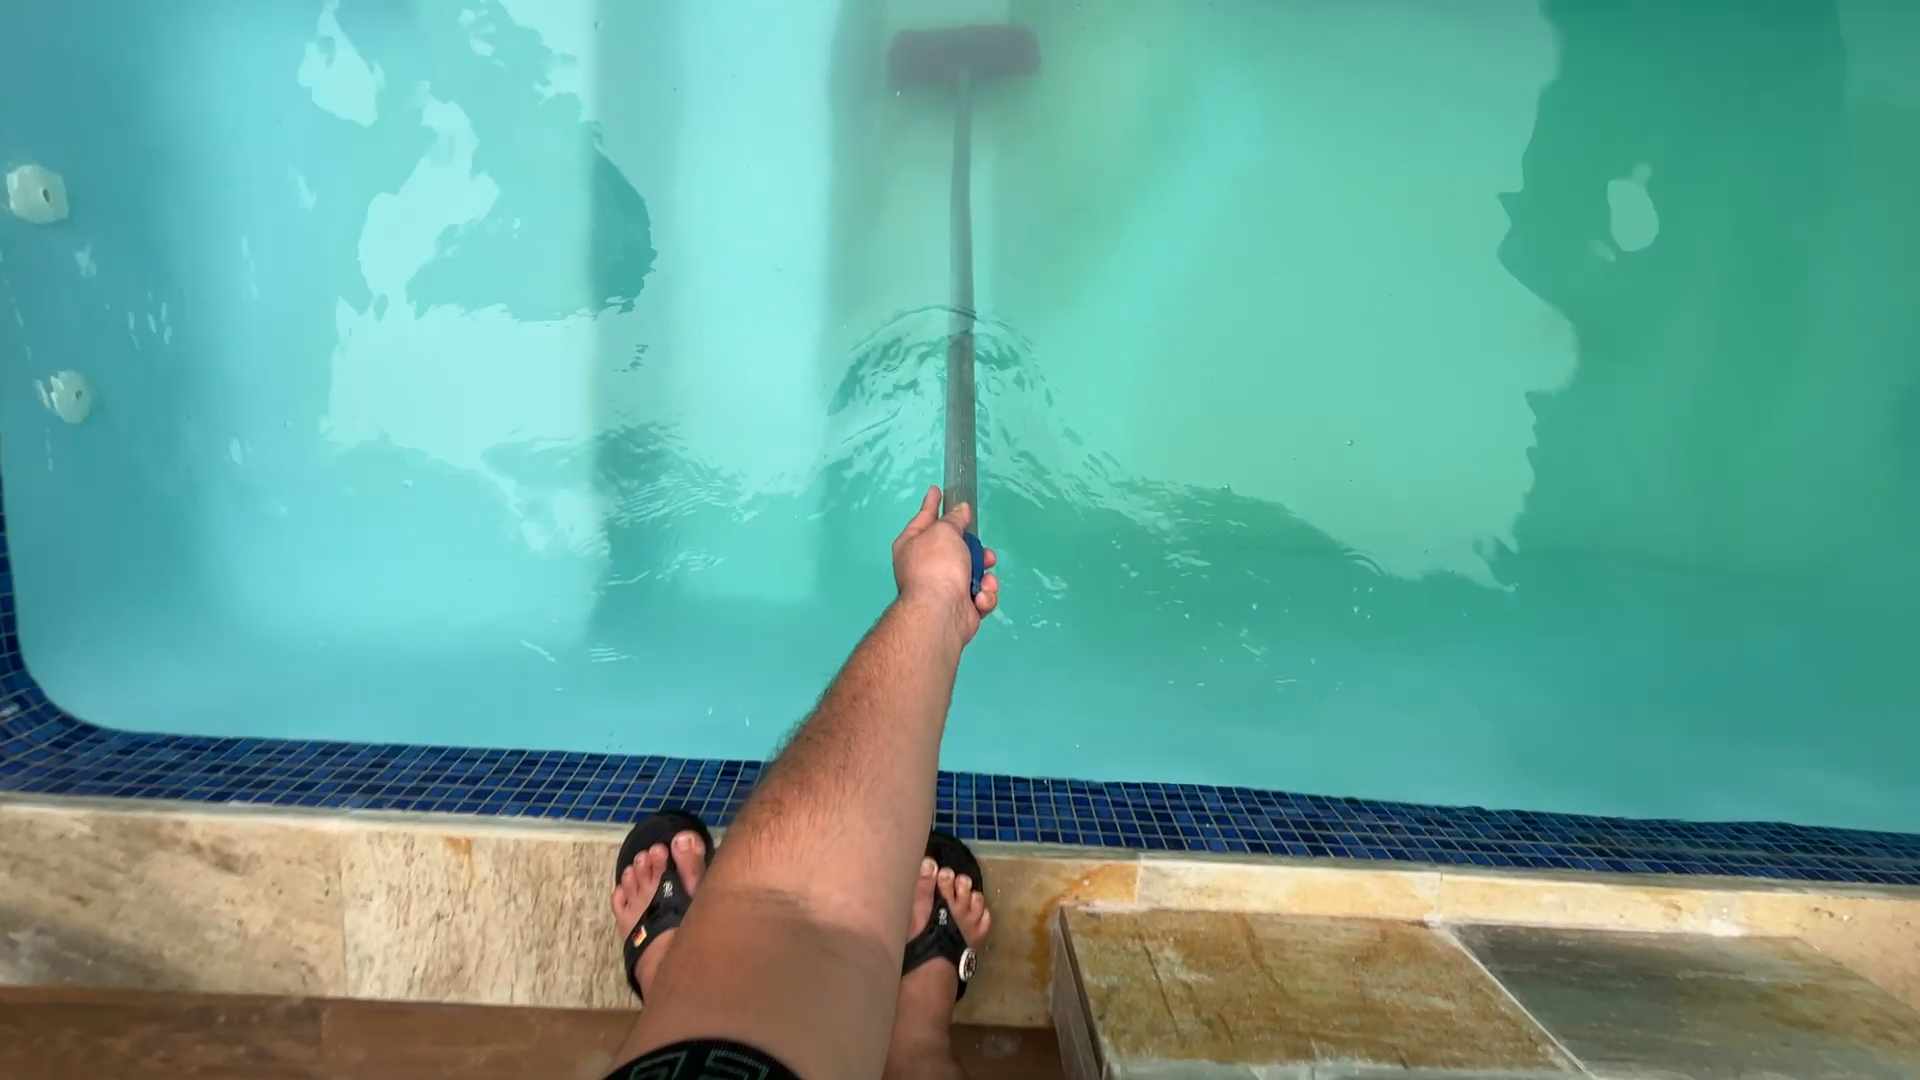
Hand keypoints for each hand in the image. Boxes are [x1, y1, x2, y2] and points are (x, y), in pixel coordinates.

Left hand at [891, 486, 999, 641]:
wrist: (942, 611)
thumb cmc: (937, 565)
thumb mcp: (945, 532)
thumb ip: (954, 519)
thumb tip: (961, 510)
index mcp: (913, 544)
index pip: (925, 517)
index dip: (933, 503)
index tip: (937, 490)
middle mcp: (926, 565)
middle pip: (956, 548)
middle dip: (975, 550)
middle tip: (983, 551)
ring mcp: (944, 588)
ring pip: (975, 572)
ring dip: (985, 575)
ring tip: (985, 579)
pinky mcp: (962, 607)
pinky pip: (981, 595)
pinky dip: (984, 596)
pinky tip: (979, 598)